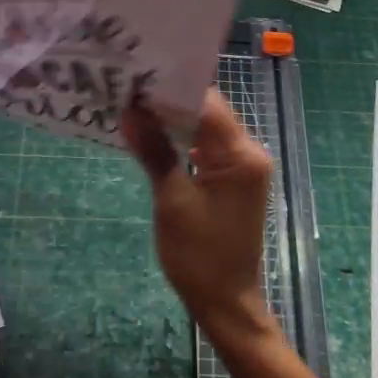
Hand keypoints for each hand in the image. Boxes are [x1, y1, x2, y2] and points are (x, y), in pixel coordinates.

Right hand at [121, 90, 274, 339]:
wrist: (226, 302)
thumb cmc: (200, 255)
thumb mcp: (172, 201)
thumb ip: (155, 152)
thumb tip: (129, 111)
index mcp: (242, 155)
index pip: (207, 105)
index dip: (171, 88)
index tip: (136, 75)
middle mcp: (249, 153)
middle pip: (208, 114)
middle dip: (169, 101)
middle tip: (128, 88)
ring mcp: (243, 168)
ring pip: (205, 130)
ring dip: (172, 121)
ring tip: (133, 108)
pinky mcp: (232, 181)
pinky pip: (206, 149)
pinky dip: (181, 142)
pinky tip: (152, 138)